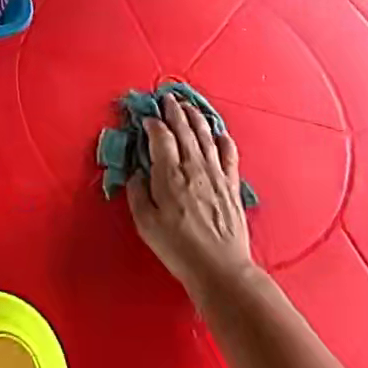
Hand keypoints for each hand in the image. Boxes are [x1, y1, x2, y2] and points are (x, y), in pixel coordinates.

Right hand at [126, 94, 254, 297]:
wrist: (221, 269)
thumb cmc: (178, 247)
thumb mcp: (145, 222)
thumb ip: (137, 193)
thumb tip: (136, 174)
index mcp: (169, 174)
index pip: (161, 137)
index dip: (153, 123)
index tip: (146, 117)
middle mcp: (194, 167)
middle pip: (184, 129)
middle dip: (174, 111)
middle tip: (167, 98)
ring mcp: (216, 174)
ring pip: (205, 136)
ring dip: (196, 117)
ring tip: (188, 105)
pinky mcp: (232, 185)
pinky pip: (229, 154)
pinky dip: (223, 139)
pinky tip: (219, 132)